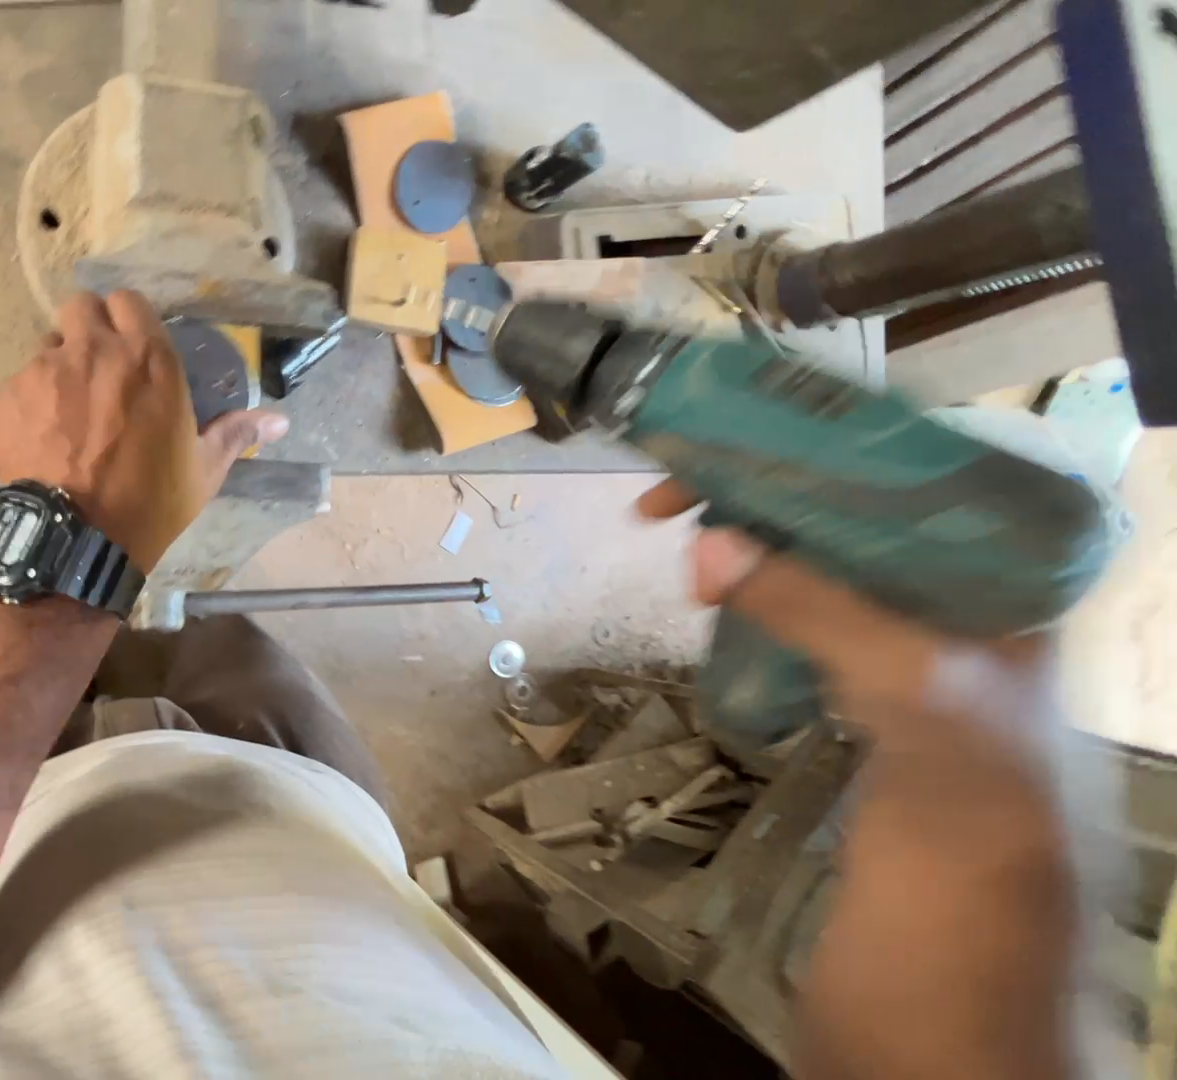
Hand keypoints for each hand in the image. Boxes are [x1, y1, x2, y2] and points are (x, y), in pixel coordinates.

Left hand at [0, 291, 289, 572]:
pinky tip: (41, 436)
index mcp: (148, 358)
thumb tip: (280, 421)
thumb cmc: (152, 501)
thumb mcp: (203, 468)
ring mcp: (44, 369)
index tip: (130, 346)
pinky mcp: (7, 395)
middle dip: (87, 329)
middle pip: (80, 306)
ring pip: (47, 344)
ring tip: (66, 407)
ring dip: (58, 365)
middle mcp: (94, 350)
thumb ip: (237, 432)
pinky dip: (29, 402)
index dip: (127, 320)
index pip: (129, 300)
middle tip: (96, 366)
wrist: (80, 538)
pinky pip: (17, 383)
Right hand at [637, 480, 1081, 1079]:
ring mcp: (909, 663)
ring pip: (822, 565)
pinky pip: (798, 619)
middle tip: (676, 490)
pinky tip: (708, 598)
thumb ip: (826, 614)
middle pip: (863, 515)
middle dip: (769, 490)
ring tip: (677, 534)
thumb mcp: (921, 707)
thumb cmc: (970, 845)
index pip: (938, 477)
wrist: (943, 995)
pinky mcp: (856, 704)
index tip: (744, 436)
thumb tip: (706, 544)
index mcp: (1022, 599)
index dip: (840, 443)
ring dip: (750, 541)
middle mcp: (970, 616)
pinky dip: (747, 597)